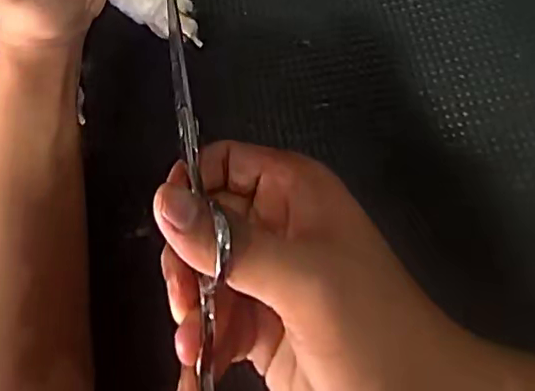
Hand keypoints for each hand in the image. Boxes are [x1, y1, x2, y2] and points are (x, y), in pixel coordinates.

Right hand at [154, 142, 476, 390]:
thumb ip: (231, 242)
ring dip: (192, 311)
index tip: (168, 229)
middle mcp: (278, 224)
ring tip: (193, 348)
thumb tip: (164, 200)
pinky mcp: (266, 325)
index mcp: (293, 189)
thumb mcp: (301, 280)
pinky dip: (203, 344)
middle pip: (206, 222)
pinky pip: (218, 321)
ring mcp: (271, 277)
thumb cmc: (370, 328)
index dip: (191, 187)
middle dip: (187, 262)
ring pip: (206, 275)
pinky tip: (198, 373)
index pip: (225, 163)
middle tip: (183, 302)